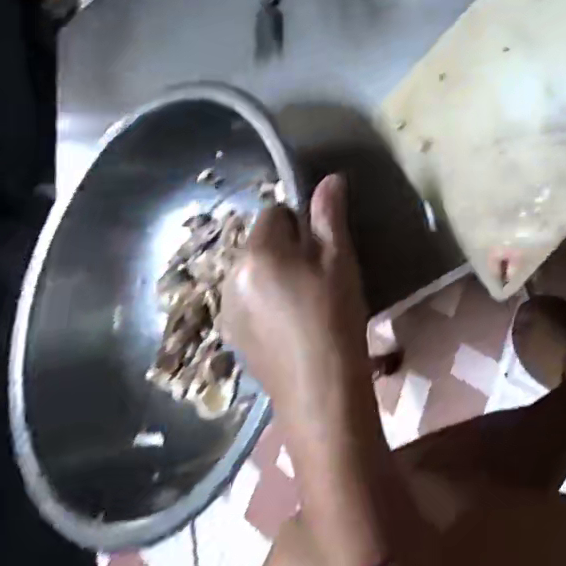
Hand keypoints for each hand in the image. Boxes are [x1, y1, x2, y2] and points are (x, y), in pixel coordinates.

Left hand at [222, 174, 368, 399]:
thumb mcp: (340, 260)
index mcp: (256, 253)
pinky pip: (249, 298)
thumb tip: (330, 178)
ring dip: (277, 273)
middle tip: (322, 273)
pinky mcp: (231, 333)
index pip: (275, 212)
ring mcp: (226, 308)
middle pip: (261, 241)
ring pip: (255, 270)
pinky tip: (293, 321)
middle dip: (288, 248)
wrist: (319, 387)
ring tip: (309, 299)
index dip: (304, 224)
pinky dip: (268, 299)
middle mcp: (229, 275)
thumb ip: (329, 216)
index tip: (326, 247)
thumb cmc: (335, 315)